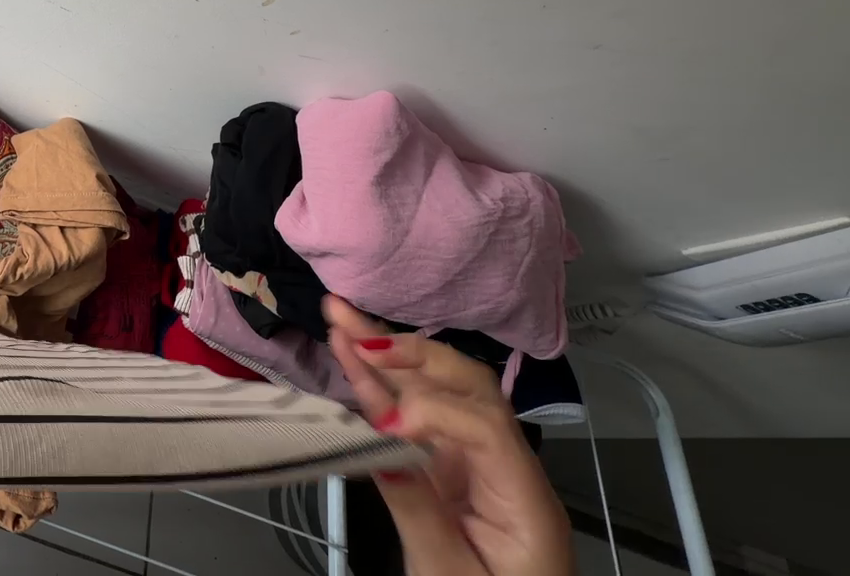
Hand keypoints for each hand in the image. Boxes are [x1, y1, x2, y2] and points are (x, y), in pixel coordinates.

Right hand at [325, 296, 574, 575]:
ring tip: (338, 312)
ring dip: (383, 350)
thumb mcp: (449, 573)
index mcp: (524, 499)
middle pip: (469, 389)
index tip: (384, 427)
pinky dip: (374, 379)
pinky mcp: (440, 462)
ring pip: (433, 388)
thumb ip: (417, 507)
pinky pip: (408, 410)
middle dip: (411, 353)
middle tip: (355, 331)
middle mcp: (502, 465)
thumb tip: (375, 446)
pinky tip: (346, 348)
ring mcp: (470, 460)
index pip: (485, 428)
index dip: (431, 412)